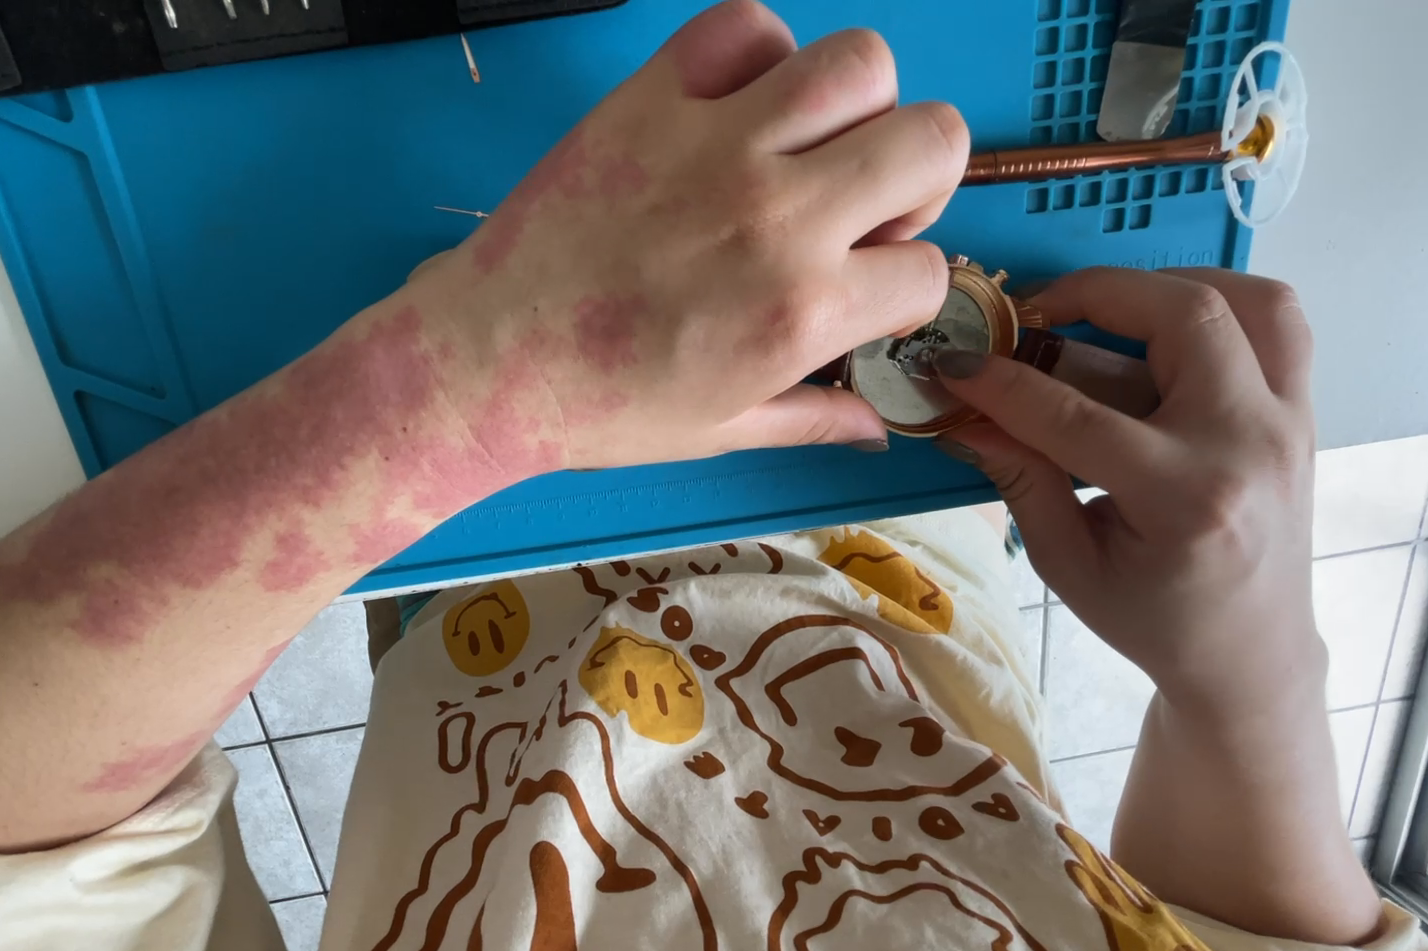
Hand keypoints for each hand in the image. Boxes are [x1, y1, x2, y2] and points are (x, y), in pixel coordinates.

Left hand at [403, 0, 969, 470]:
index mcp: (802, 312)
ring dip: (855, 109)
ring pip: (861, 64)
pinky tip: (738, 112)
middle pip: (934, 140)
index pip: (930, 270)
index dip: (905, 289)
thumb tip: (878, 430)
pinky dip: (760, 55)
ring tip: (804, 154)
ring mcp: (718, 144)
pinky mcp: (654, 98)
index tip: (863, 296)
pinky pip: (748, 25)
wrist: (493, 362)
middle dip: (916, 183)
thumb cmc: (603, 408)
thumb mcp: (721, 432)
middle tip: (856, 214)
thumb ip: (813, 420)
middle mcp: (780, 216)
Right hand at [933, 267, 1324, 723]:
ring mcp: (1291, 420)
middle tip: (1031, 312)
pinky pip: (1277, 324)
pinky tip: (1159, 325)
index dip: (1002, 384)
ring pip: (1249, 300)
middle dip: (1093, 294)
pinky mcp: (1302, 413)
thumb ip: (1023, 481)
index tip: (954, 365)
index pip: (1075, 416)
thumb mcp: (1066, 563)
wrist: (1248, 651)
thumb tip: (970, 420)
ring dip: (1165, 285)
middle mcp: (1249, 442)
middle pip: (1184, 318)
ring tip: (1102, 306)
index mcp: (1184, 497)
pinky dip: (1217, 301)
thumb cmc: (1150, 619)